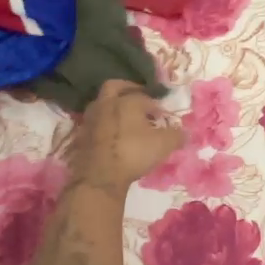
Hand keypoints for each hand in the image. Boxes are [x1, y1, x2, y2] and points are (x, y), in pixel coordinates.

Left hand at [67, 81, 182, 193]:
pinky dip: (103, 125)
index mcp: (127, 102)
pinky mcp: (80, 136)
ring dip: (112, 107)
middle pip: (114, 87)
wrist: (98, 177)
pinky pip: (94, 124)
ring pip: (101, 104)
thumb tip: (184, 133)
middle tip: (138, 98)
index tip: (162, 117)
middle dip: (127, 89)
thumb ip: (177, 135)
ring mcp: (90, 120)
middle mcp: (106, 105)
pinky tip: (111, 137)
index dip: (155, 106)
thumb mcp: (164, 145)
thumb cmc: (134, 153)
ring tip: (124, 120)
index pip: (144, 97)